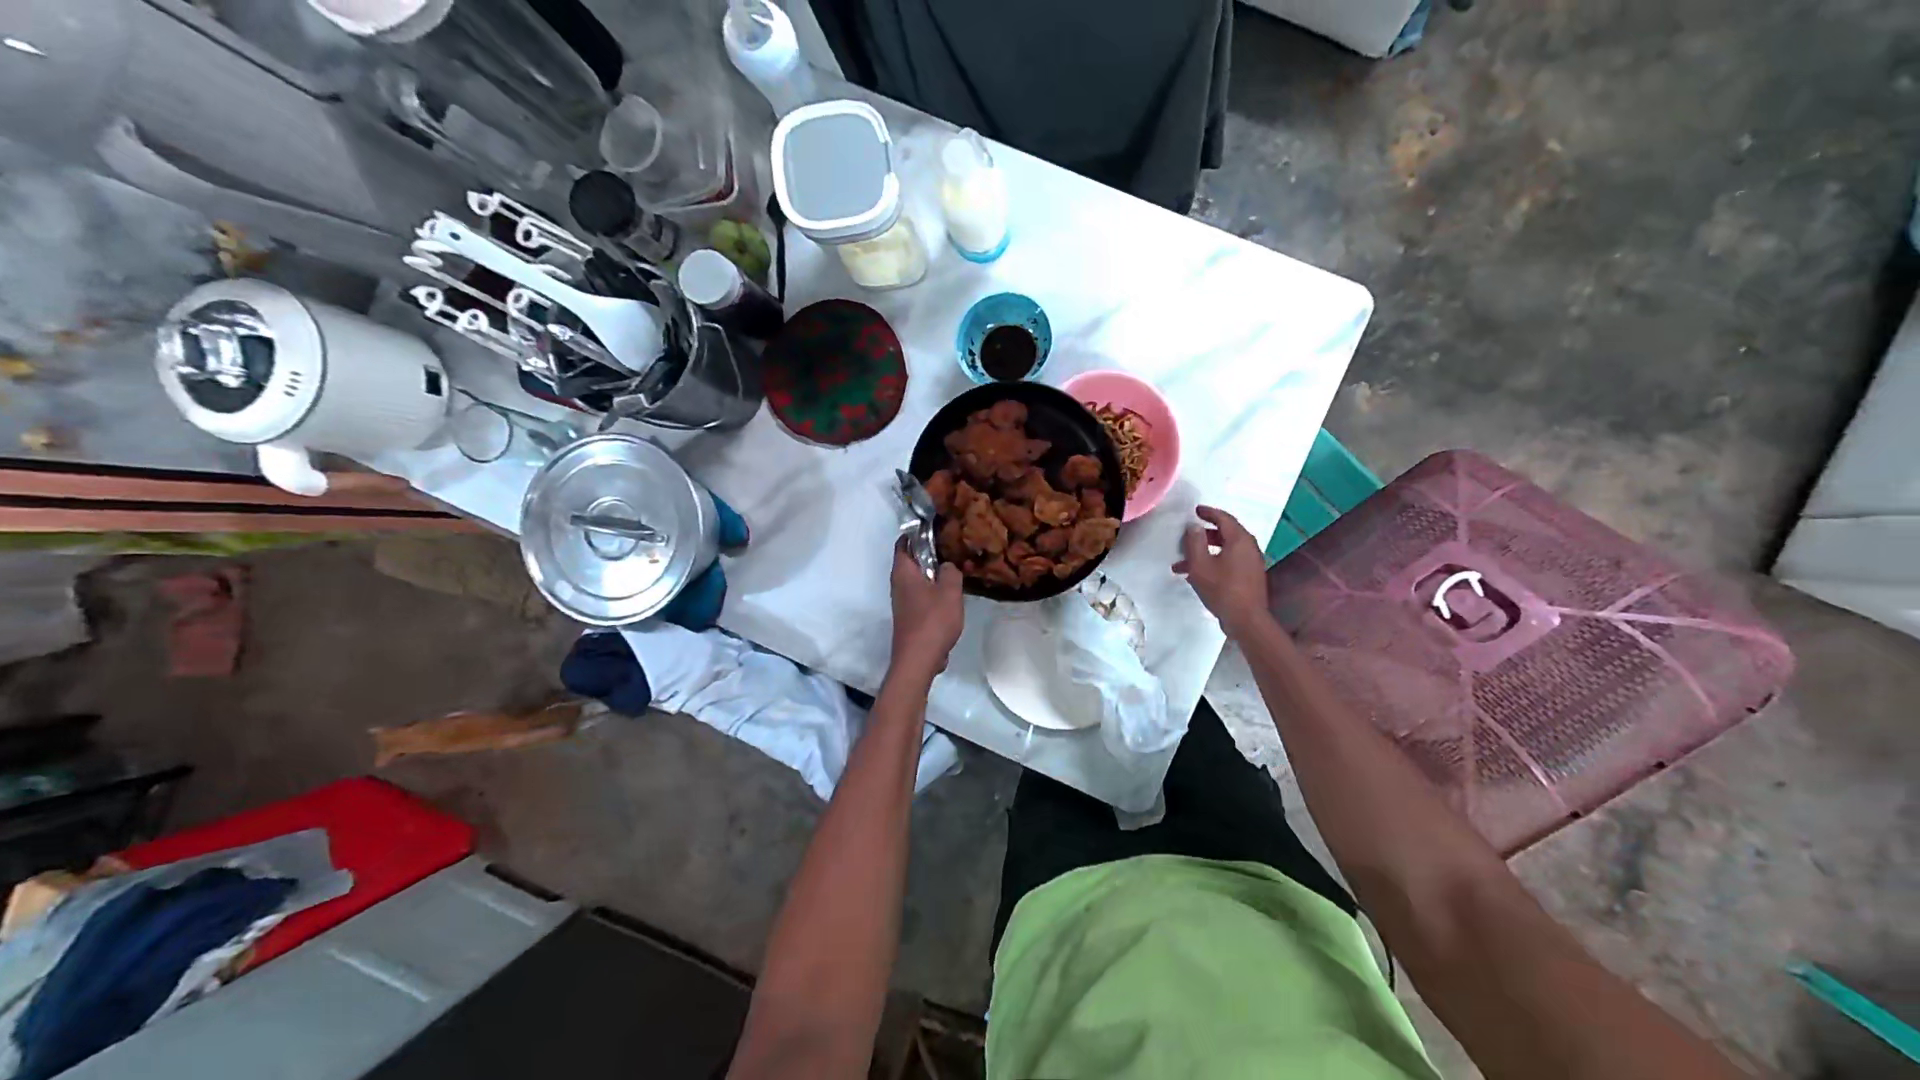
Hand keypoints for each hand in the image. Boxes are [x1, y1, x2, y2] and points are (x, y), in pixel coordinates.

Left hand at [889, 543, 963, 679]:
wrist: (919, 659)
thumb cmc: (933, 620)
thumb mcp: (949, 591)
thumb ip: (950, 572)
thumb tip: (947, 566)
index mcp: (903, 572)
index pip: (904, 542)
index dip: (917, 532)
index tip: (936, 528)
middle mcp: (898, 584)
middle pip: (911, 561)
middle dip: (929, 554)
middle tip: (951, 549)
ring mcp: (902, 602)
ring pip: (918, 580)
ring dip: (933, 576)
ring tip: (955, 572)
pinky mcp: (909, 616)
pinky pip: (921, 596)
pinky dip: (933, 593)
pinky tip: (950, 597)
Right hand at [1173, 505, 1272, 637]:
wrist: (1246, 619)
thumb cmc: (1222, 589)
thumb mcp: (1200, 565)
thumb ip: (1195, 542)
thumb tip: (1194, 527)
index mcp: (1239, 540)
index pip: (1224, 519)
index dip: (1209, 513)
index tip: (1196, 510)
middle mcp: (1249, 548)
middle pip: (1226, 533)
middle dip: (1205, 534)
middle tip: (1189, 534)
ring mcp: (1252, 563)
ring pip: (1226, 550)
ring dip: (1206, 552)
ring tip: (1184, 562)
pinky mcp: (1250, 576)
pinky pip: (1230, 561)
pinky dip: (1214, 561)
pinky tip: (1197, 575)